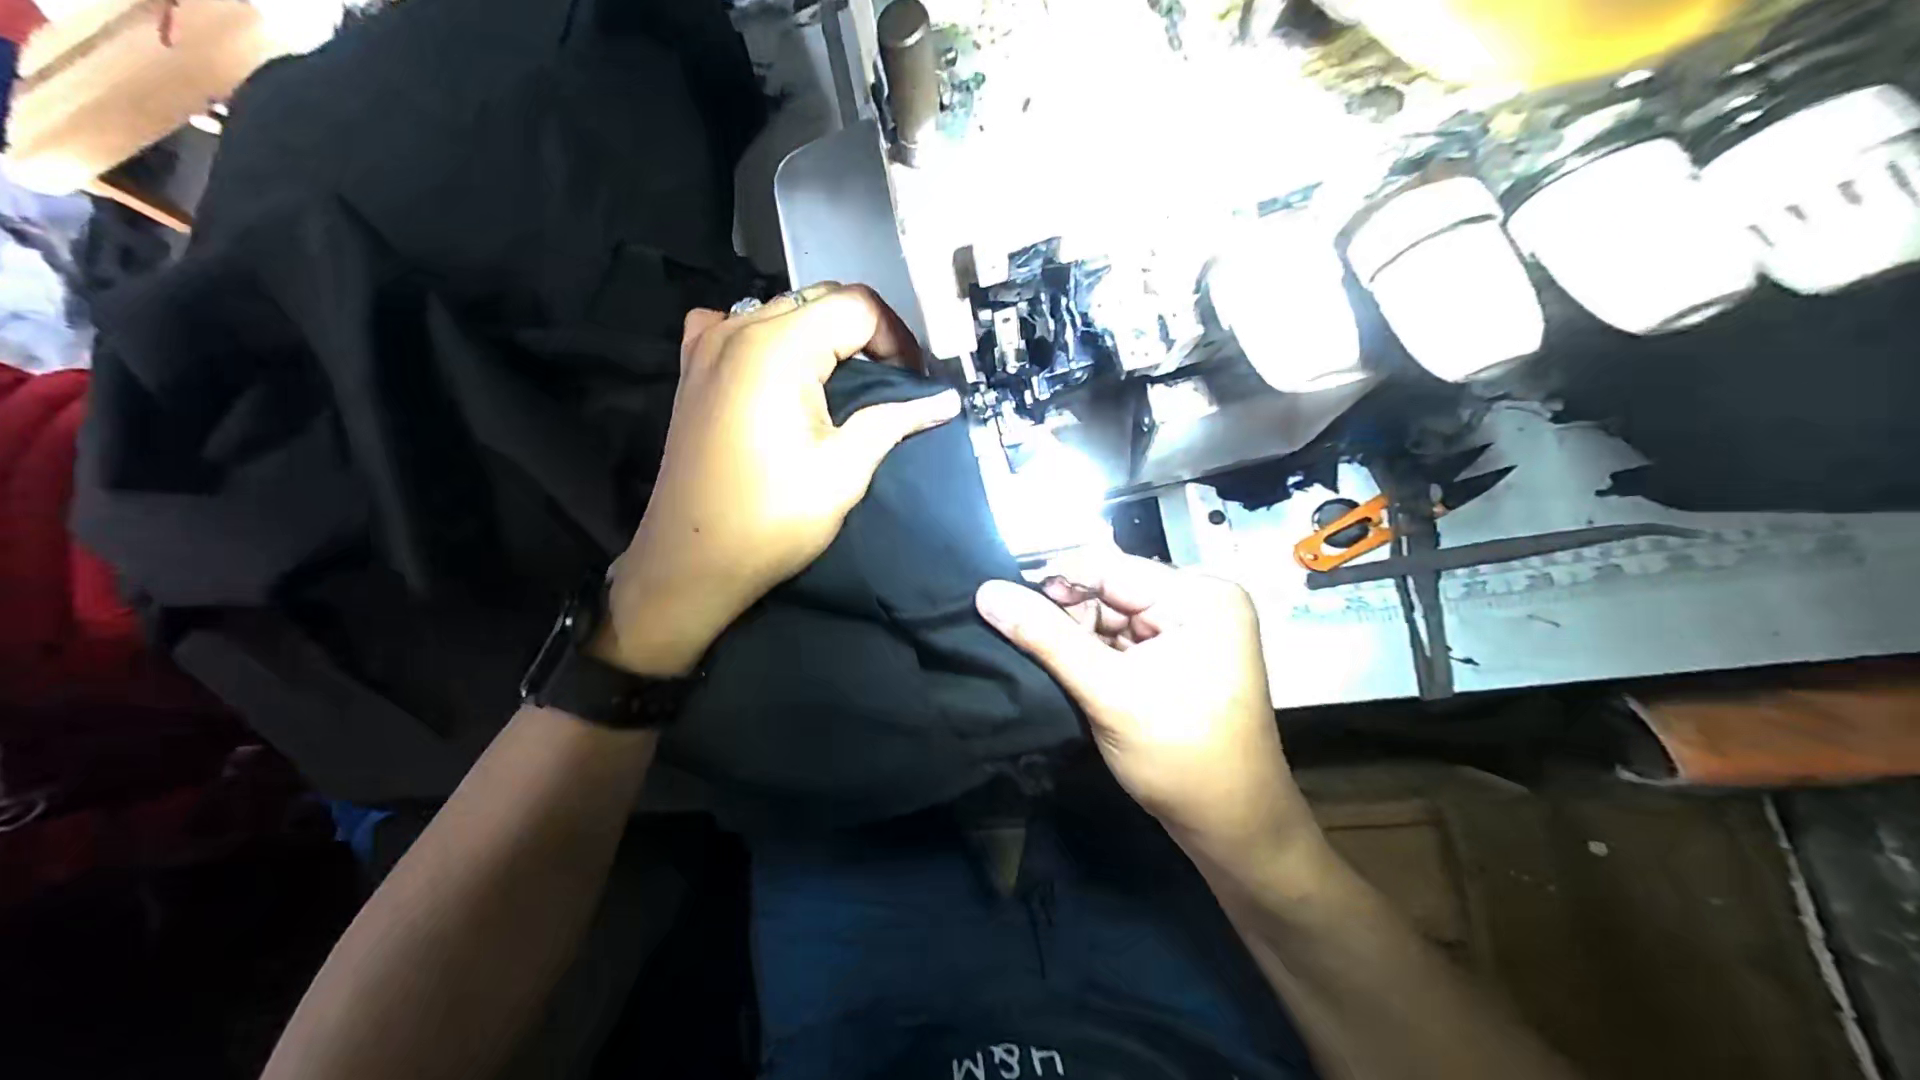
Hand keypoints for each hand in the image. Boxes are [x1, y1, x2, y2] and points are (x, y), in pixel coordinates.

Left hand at [596, 284, 959, 676]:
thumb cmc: (769, 521)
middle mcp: (737, 330)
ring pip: (785, 309)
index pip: (858, 307)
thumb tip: (945, 400)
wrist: (691, 561)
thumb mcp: (844, 471)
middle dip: (867, 335)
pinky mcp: (692, 368)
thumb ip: (894, 421)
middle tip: (888, 384)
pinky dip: (772, 338)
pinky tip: (781, 372)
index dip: (897, 339)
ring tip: (844, 385)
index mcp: (777, 349)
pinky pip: (739, 326)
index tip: (911, 382)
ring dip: (824, 336)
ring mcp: (707, 345)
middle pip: (822, 299)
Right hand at [974, 551, 1323, 868]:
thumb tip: (986, 592)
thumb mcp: (1107, 691)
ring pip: (1112, 618)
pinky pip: (1124, 642)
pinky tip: (1070, 671)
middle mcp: (1199, 603)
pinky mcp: (1179, 658)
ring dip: (1077, 640)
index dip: (1054, 585)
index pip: (1109, 569)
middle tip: (1025, 643)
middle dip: (1067, 618)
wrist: (1231, 827)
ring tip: (1044, 662)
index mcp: (1200, 596)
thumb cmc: (1180, 757)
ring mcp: (1191, 632)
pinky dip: (1094, 656)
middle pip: (1110, 592)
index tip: (1004, 602)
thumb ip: (1044, 637)